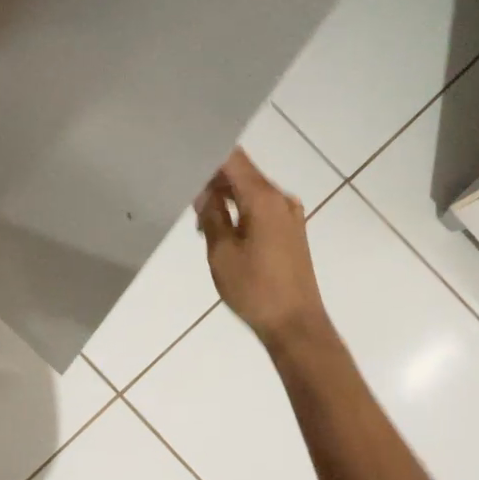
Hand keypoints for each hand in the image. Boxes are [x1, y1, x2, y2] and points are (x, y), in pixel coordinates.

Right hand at [196, 148, 330, 344]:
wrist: (295, 323)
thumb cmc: (255, 290)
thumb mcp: (222, 254)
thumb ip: (212, 218)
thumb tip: (204, 195)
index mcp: (265, 199)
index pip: (234, 159)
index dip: (208, 155)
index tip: (183, 159)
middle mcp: (281, 199)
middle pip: (243, 174)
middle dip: (213, 181)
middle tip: (183, 195)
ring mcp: (289, 216)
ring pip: (251, 193)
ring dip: (226, 199)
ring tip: (199, 220)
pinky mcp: (291, 232)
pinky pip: (261, 210)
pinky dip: (240, 212)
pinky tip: (221, 230)